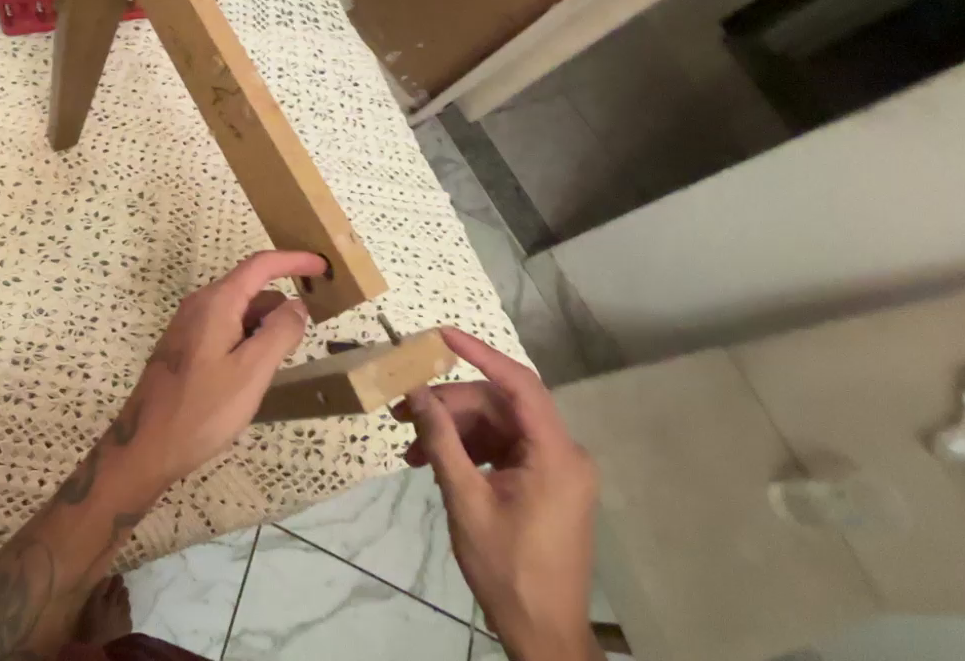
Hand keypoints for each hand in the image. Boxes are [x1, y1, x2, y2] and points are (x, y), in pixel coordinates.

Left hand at [106, 251, 318, 503]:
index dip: (293, 260)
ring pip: (238, 311)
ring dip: (266, 322)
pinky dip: (248, 336)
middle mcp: (199, 305)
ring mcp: (188, 326)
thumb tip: (297, 305)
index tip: (323, 266)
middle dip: (282, 299)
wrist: (147, 443)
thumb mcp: (252, 372)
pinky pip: (225, 328)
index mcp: (216, 303)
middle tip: (314, 322)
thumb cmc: (203, 408)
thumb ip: (279, 333)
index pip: (260, 265)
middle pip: (249, 288)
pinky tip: (259, 366)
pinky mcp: (185, 347)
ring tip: (291, 351)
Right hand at [395, 328, 601, 660]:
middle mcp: (562, 453)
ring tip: (410, 447)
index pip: (519, 384)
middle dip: (449, 405)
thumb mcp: (465, 499)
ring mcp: (555, 470)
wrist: (542, 628)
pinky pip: (502, 449)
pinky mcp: (544, 484)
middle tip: (402, 413)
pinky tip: (432, 461)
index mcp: (555, 454)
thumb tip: (415, 393)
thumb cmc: (507, 566)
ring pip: (496, 426)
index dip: (480, 353)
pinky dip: (467, 450)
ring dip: (453, 430)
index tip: (441, 336)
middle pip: (499, 406)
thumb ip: (441, 440)